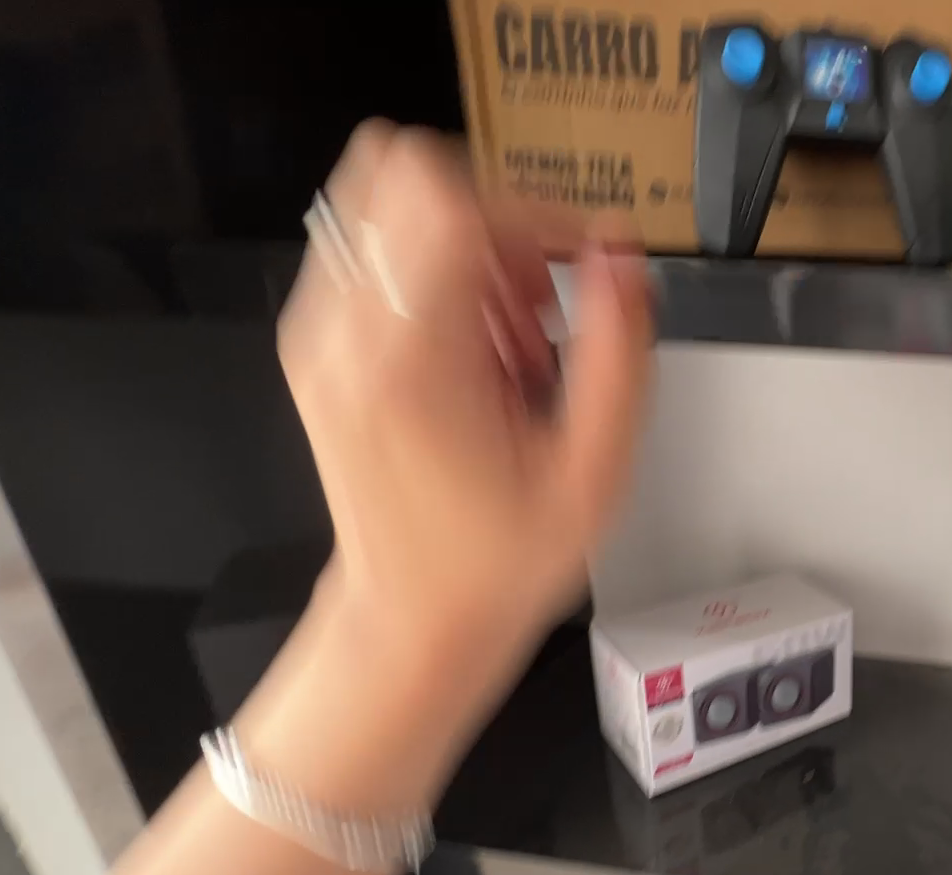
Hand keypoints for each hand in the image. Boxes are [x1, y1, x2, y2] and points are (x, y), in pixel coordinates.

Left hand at [277, 121, 652, 662]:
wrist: (416, 615)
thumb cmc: (495, 562)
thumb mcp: (594, 471)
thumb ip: (618, 357)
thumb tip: (625, 268)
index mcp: (413, 362)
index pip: (454, 202)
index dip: (539, 214)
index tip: (586, 260)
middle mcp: (348, 334)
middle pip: (411, 182)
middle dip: (502, 228)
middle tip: (543, 304)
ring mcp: (325, 337)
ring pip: (398, 213)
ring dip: (479, 261)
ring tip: (520, 347)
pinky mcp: (328, 348)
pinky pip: (387, 260)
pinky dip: (450, 286)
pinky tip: (488, 360)